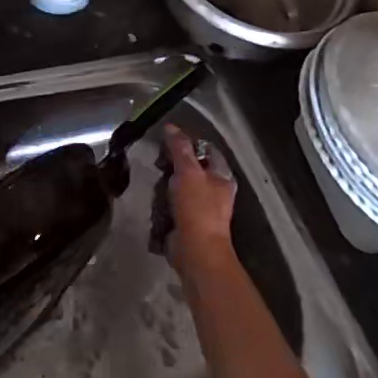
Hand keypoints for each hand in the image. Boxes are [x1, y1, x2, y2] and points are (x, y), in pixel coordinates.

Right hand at [163, 124, 236, 269]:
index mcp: (221, 176)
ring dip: (165, 186)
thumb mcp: (188, 171)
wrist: (196, 251)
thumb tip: (170, 127)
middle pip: (189, 166)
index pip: (205, 149)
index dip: (187, 143)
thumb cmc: (197, 207)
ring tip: (157, 189)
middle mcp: (213, 189)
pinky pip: (171, 203)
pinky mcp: (186, 220)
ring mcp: (200, 206)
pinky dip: (162, 203)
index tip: (167, 143)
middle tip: (160, 166)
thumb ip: (179, 148)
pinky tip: (156, 204)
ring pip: (177, 185)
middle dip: (172, 166)